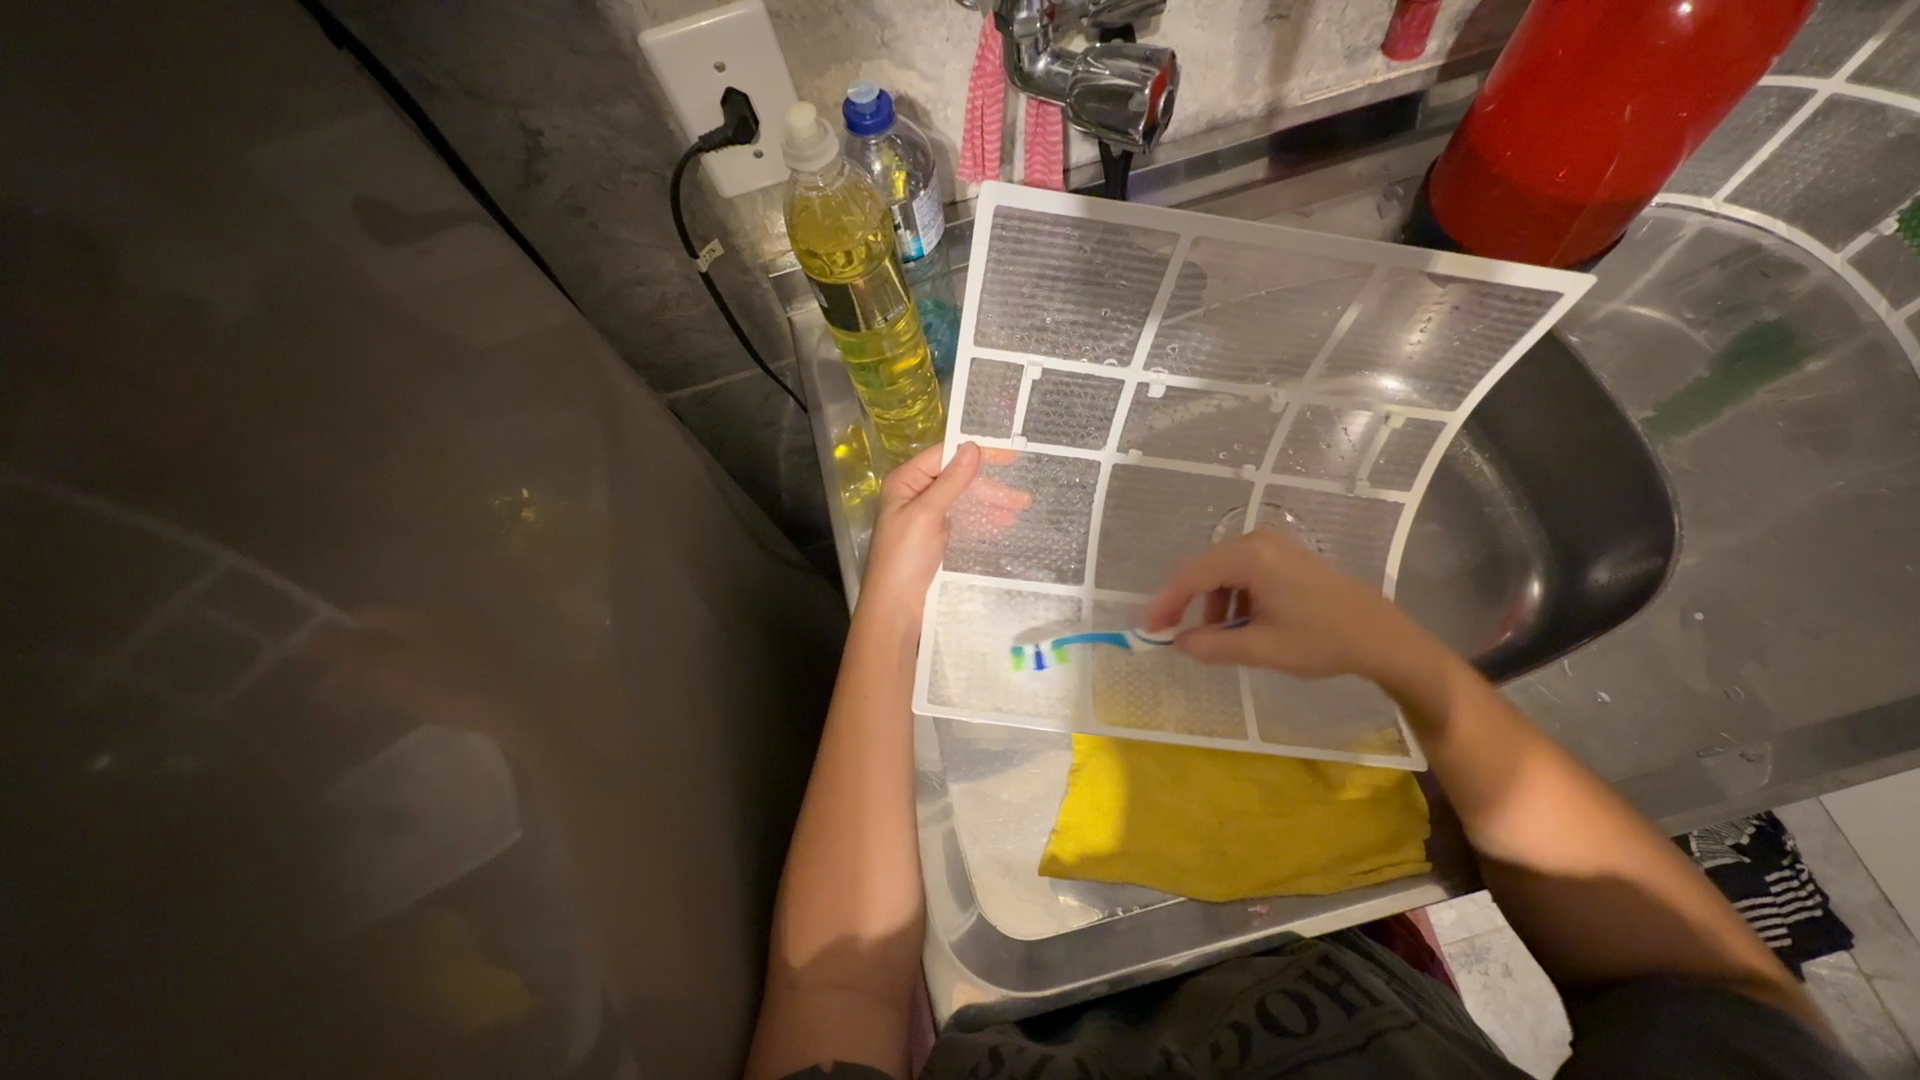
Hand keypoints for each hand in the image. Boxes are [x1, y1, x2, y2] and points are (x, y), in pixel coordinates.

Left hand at [860, 442, 1027, 621]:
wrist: (895, 607)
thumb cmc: (904, 556)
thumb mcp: (927, 514)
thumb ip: (951, 481)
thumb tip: (973, 446)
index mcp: (906, 481)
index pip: (945, 455)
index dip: (978, 453)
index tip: (1011, 455)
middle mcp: (916, 494)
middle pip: (958, 479)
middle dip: (990, 486)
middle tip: (1022, 496)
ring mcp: (927, 516)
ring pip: (964, 500)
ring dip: (991, 503)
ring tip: (1020, 509)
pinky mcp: (937, 538)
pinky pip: (964, 520)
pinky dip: (983, 519)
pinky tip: (1004, 523)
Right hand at [1142, 528, 1435, 683]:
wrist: (1382, 637)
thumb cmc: (1321, 641)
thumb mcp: (1261, 649)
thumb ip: (1212, 645)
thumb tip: (1178, 642)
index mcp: (1251, 556)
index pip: (1192, 575)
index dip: (1167, 603)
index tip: (1151, 630)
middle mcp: (1259, 540)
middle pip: (1205, 569)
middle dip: (1188, 602)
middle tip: (1176, 634)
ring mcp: (1276, 545)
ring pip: (1224, 571)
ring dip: (1214, 603)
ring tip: (1221, 637)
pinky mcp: (1288, 556)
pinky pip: (1245, 571)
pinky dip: (1235, 597)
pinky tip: (1245, 623)